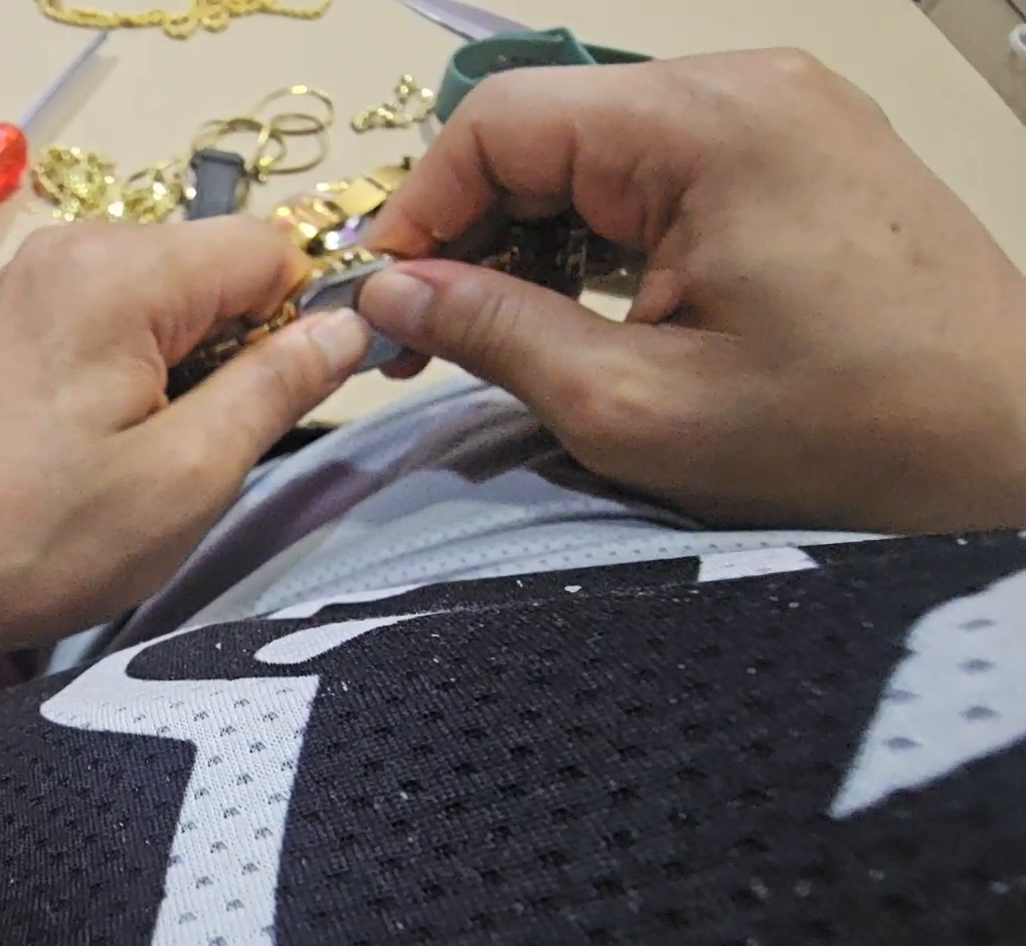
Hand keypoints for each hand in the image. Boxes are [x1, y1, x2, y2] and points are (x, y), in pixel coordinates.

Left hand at [0, 219, 374, 705]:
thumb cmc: (52, 541)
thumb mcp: (189, 475)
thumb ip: (278, 384)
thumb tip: (349, 323)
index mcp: (115, 270)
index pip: (265, 248)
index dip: (301, 315)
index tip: (291, 392)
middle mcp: (65, 247)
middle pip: (209, 265)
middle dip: (237, 341)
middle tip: (205, 439)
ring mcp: (26, 281)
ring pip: (161, 293)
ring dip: (184, 360)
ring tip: (147, 444)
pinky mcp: (7, 320)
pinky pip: (106, 314)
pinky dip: (133, 361)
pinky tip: (104, 429)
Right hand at [357, 49, 1025, 533]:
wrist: (1005, 453)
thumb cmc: (825, 435)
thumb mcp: (621, 399)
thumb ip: (490, 332)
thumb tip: (383, 295)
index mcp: (704, 128)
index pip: (498, 123)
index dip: (417, 208)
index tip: (381, 300)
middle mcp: (731, 94)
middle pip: (528, 137)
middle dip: (451, 235)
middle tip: (412, 336)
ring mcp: (755, 124)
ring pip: (565, 164)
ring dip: (498, 247)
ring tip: (466, 336)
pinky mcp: (763, 165)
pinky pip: (616, 187)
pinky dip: (556, 249)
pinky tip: (540, 314)